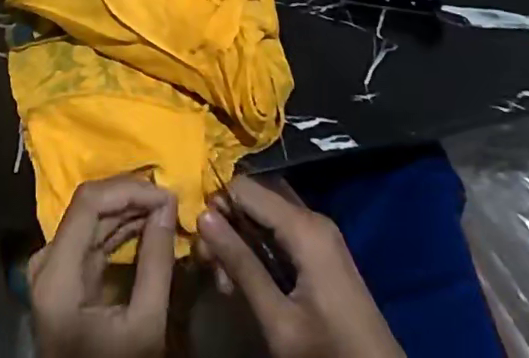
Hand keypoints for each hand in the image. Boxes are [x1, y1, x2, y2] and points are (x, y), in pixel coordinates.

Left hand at [29, 176, 177, 357]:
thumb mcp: (145, 326)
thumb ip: (156, 262)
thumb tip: (168, 205)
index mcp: (56, 274)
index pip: (88, 202)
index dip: (128, 189)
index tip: (166, 195)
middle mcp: (46, 260)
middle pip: (89, 206)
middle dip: (133, 196)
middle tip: (172, 200)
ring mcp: (52, 266)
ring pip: (93, 216)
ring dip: (131, 208)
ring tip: (166, 209)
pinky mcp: (64, 273)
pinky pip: (94, 235)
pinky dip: (123, 226)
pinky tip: (150, 223)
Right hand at [196, 177, 403, 357]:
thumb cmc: (327, 351)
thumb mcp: (277, 319)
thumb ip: (241, 264)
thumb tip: (203, 216)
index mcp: (303, 227)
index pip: (245, 187)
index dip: (217, 206)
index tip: (202, 242)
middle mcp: (311, 217)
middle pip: (255, 198)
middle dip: (227, 225)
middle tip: (212, 267)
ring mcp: (319, 232)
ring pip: (264, 215)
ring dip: (240, 240)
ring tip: (227, 283)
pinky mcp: (320, 249)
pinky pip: (280, 230)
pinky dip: (258, 247)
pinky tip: (247, 281)